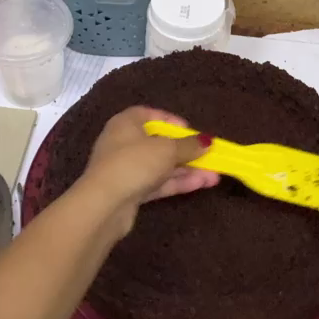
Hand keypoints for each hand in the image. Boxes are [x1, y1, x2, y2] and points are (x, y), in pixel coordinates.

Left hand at [70, 107, 219, 229]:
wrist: (104, 204)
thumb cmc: (135, 163)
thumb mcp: (167, 150)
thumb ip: (189, 145)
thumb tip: (207, 141)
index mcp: (126, 123)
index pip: (150, 114)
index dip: (171, 121)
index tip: (190, 131)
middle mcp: (123, 142)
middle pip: (159, 143)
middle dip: (187, 152)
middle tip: (209, 157)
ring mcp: (126, 168)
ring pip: (161, 166)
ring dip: (187, 170)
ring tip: (214, 177)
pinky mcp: (130, 191)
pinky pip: (157, 183)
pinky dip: (177, 183)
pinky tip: (200, 185)